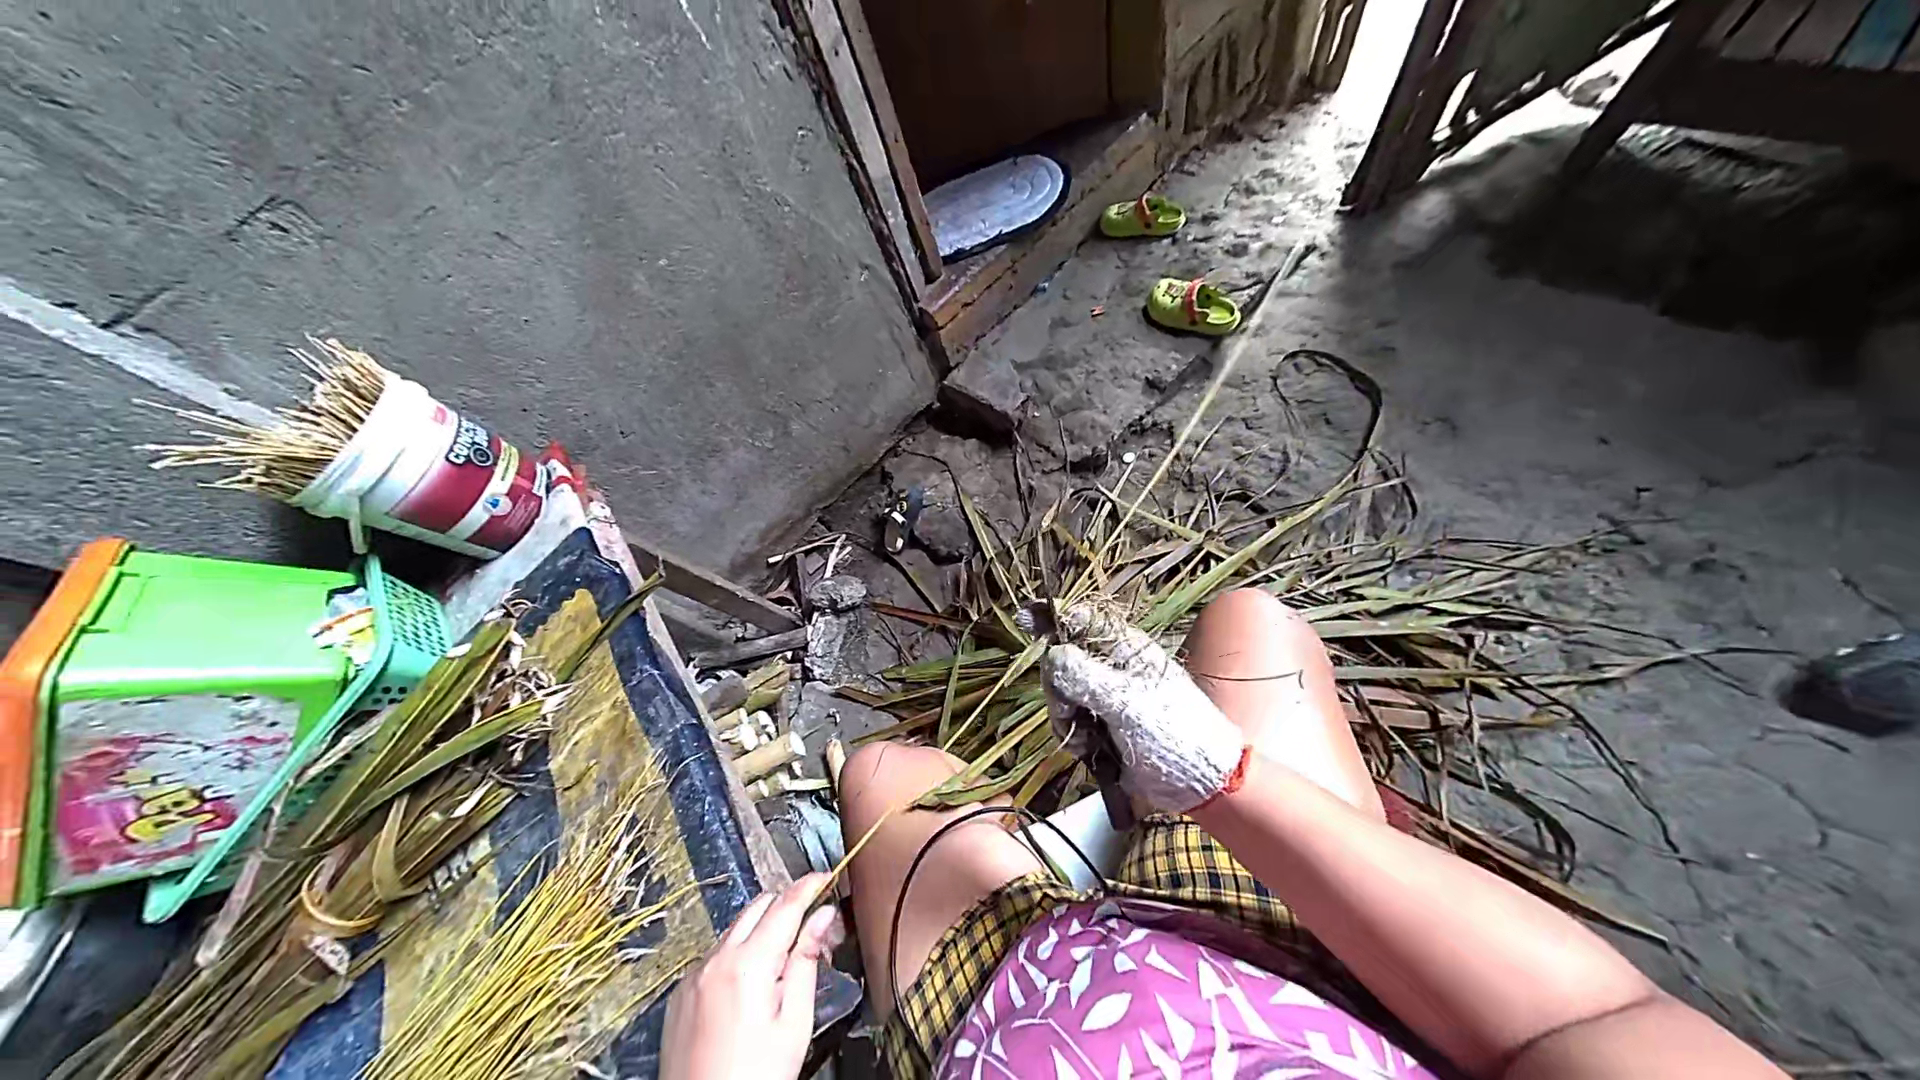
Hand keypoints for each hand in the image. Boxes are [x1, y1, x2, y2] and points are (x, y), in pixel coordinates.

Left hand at [661, 873, 844, 1079]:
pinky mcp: (681, 994)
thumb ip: (807, 960)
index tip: (826, 878)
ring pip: (736, 928)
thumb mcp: (795, 1022)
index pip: (785, 905)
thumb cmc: (756, 1079)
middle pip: (758, 906)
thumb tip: (822, 916)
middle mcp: (716, 961)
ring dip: (762, 930)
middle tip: (811, 928)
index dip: (809, 887)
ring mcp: (693, 976)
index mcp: (748, 965)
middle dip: (786, 907)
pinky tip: (751, 986)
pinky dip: (737, 954)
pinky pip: (715, 955)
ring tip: (782, 965)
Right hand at [1042, 604, 1248, 812]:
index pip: (1080, 618)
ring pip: (1060, 691)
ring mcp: (1105, 694)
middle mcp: (1112, 665)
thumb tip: (1051, 655)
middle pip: (1061, 658)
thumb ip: (1084, 675)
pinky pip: (1068, 718)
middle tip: (1067, 710)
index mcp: (1124, 647)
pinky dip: (1070, 733)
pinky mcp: (1101, 722)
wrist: (1199, 782)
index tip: (1025, 620)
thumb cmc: (1173, 733)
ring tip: (1084, 738)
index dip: (1052, 617)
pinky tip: (1086, 748)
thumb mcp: (1126, 701)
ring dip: (1063, 716)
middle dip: (1056, 686)